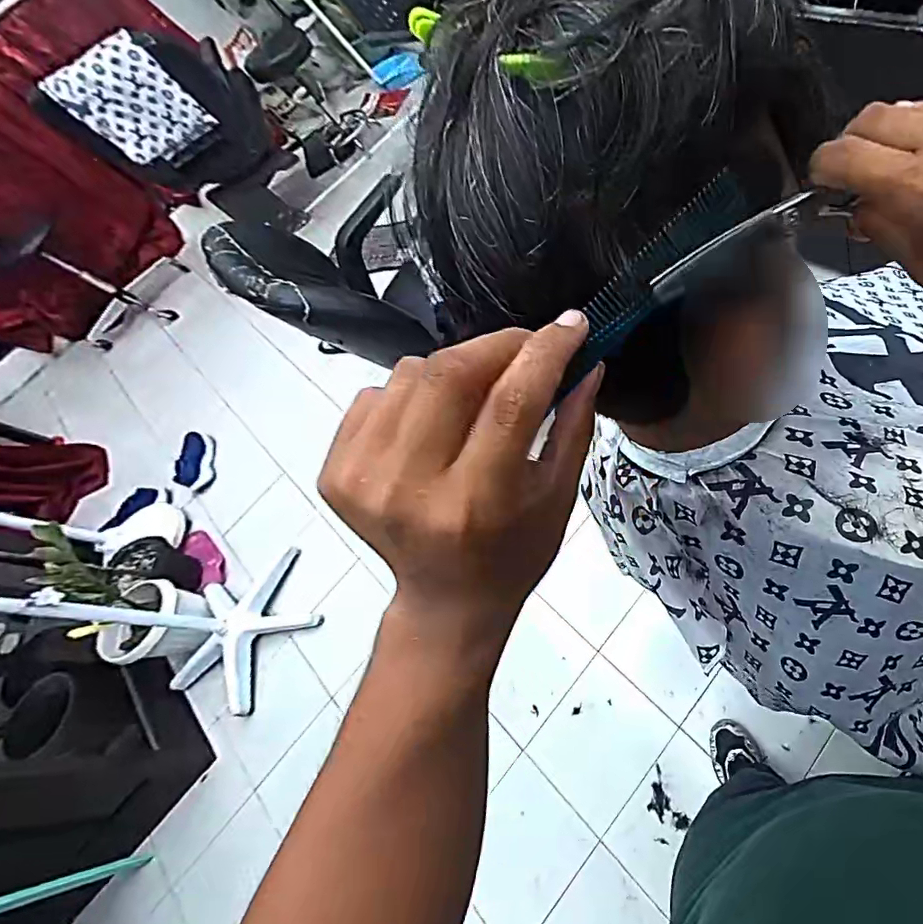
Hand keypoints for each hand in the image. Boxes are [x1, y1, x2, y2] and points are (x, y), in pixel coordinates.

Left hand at [318, 316, 600, 644]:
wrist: (448, 598)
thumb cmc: (517, 552)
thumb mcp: (560, 494)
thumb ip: (574, 426)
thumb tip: (587, 365)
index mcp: (479, 499)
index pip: (512, 402)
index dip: (546, 352)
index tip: (573, 325)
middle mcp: (412, 485)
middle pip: (452, 376)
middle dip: (501, 345)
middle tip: (533, 344)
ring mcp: (364, 476)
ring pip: (412, 374)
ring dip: (461, 364)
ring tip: (488, 387)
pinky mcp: (335, 469)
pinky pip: (378, 393)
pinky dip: (418, 388)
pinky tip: (441, 416)